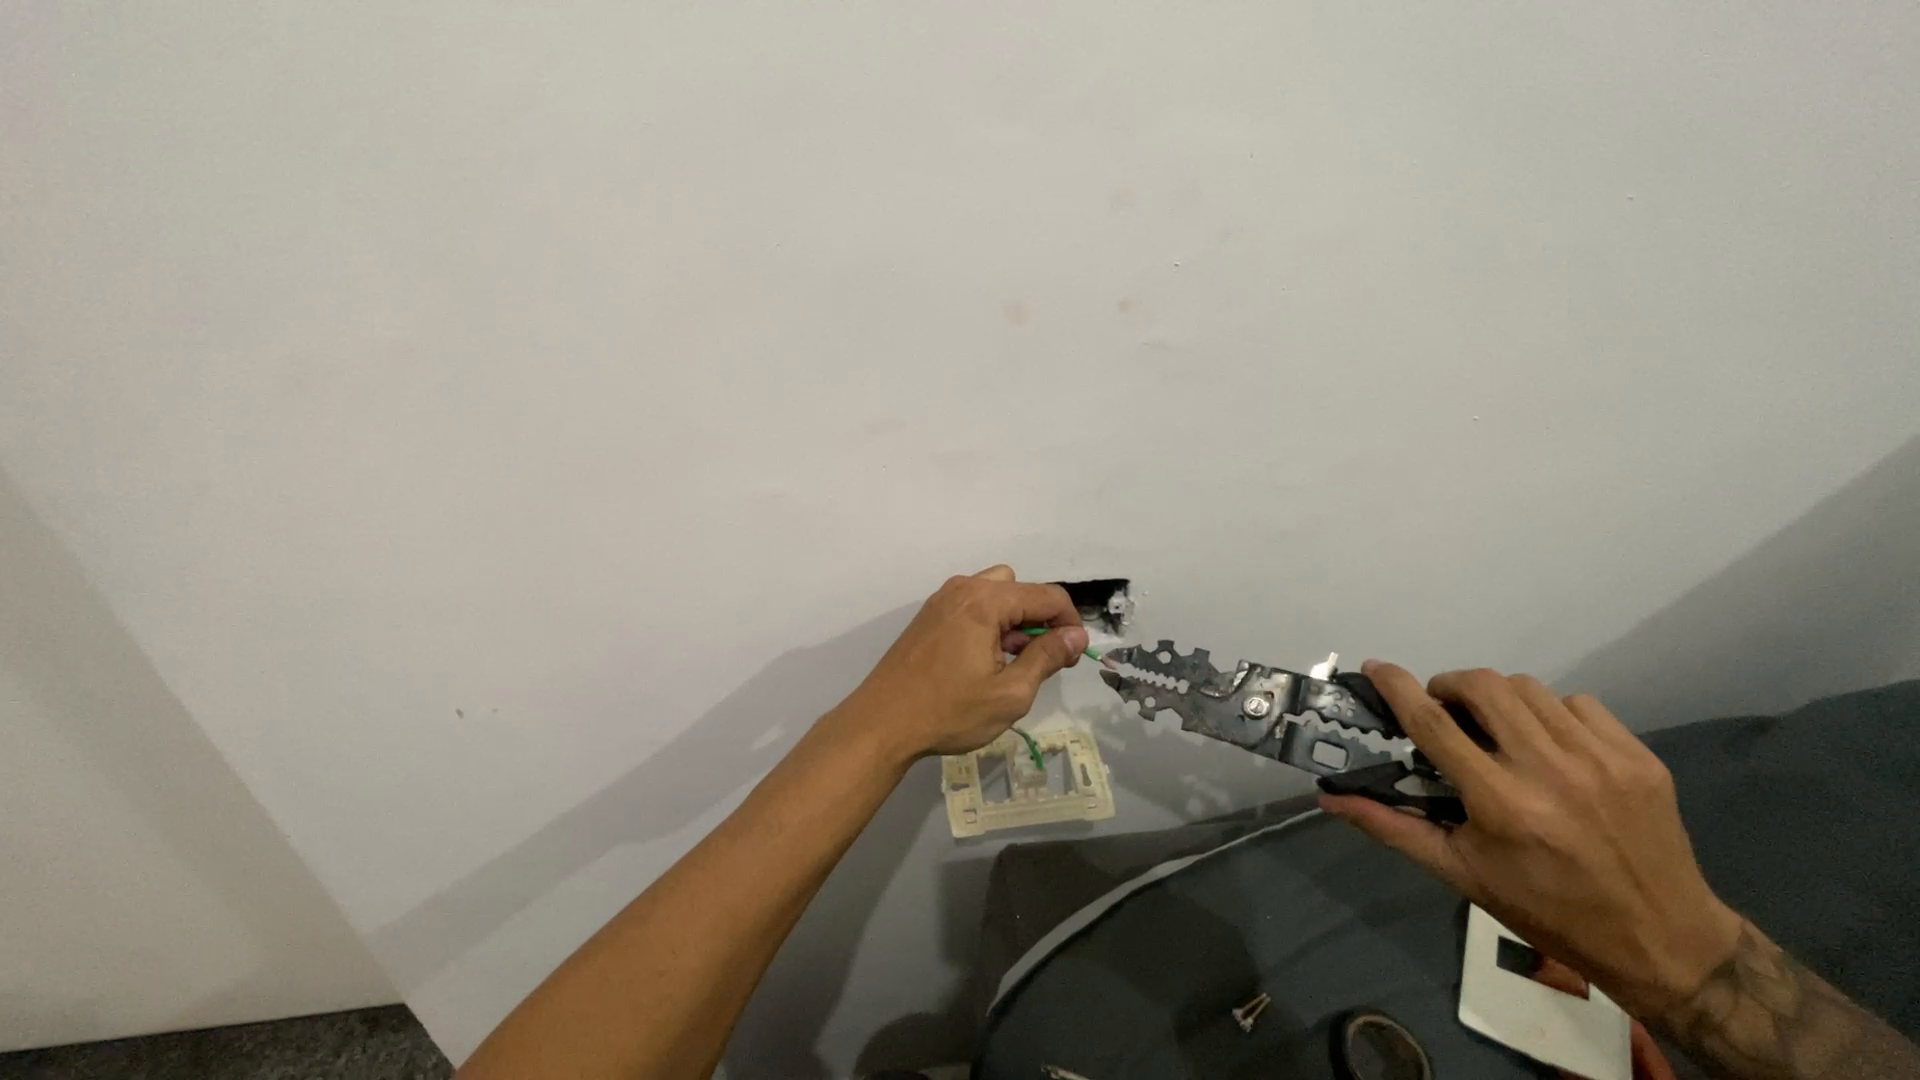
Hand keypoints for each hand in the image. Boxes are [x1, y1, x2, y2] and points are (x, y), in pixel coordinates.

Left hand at [836, 565, 1086, 761]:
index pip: (1047, 596)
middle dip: (1039, 618)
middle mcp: (963, 589)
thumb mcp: (1010, 692)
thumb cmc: (948, 712)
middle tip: (1039, 660)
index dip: (1070, 623)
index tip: (1073, 656)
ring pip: (995, 594)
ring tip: (1009, 663)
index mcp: (985, 601)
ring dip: (1013, 621)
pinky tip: (981, 663)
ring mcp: (941, 601)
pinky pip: (971, 606)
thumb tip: (1076, 635)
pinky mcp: (928, 617)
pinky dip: (988, 624)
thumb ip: (1047, 657)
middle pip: (1019, 588)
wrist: (881, 723)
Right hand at [1319, 662, 1742, 1019]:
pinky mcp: (1639, 758)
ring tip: (1496, 729)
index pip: (1434, 722)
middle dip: (1451, 685)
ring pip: (1529, 688)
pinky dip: (1550, 712)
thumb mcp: (1460, 872)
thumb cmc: (1545, 908)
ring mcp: (1602, 760)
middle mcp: (1551, 771)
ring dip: (1498, 698)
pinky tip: (1549, 745)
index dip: (1398, 686)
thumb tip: (1328, 797)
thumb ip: (1390, 826)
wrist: (1663, 942)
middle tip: (1444, 709)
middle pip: (1484, 686)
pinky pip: (1579, 703)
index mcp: (1501, 803)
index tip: (1375, 667)